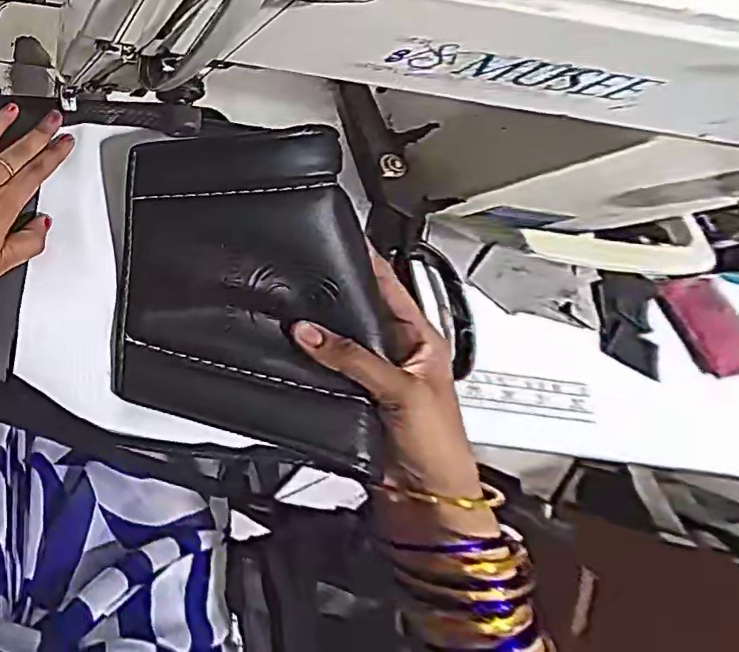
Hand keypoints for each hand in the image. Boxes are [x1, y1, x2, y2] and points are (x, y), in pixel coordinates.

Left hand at [0, 104, 74, 327]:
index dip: (54, 154)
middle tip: (52, 119)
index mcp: (1, 205)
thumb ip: (28, 242)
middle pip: (16, 151)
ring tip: (10, 110)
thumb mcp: (1, 265)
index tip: (64, 141)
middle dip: (39, 132)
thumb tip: (41, 226)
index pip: (36, 172)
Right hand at [292, 245, 481, 502]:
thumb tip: (309, 330)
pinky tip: (297, 347)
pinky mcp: (356, 392)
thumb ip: (354, 358)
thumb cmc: (442, 449)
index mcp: (422, 338)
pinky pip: (329, 363)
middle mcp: (398, 350)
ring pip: (341, 336)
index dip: (368, 260)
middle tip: (307, 270)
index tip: (343, 237)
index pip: (391, 285)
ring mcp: (376, 371)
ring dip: (321, 327)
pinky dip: (313, 355)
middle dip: (335, 292)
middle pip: (360, 308)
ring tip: (295, 307)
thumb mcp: (401, 391)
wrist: (428, 502)